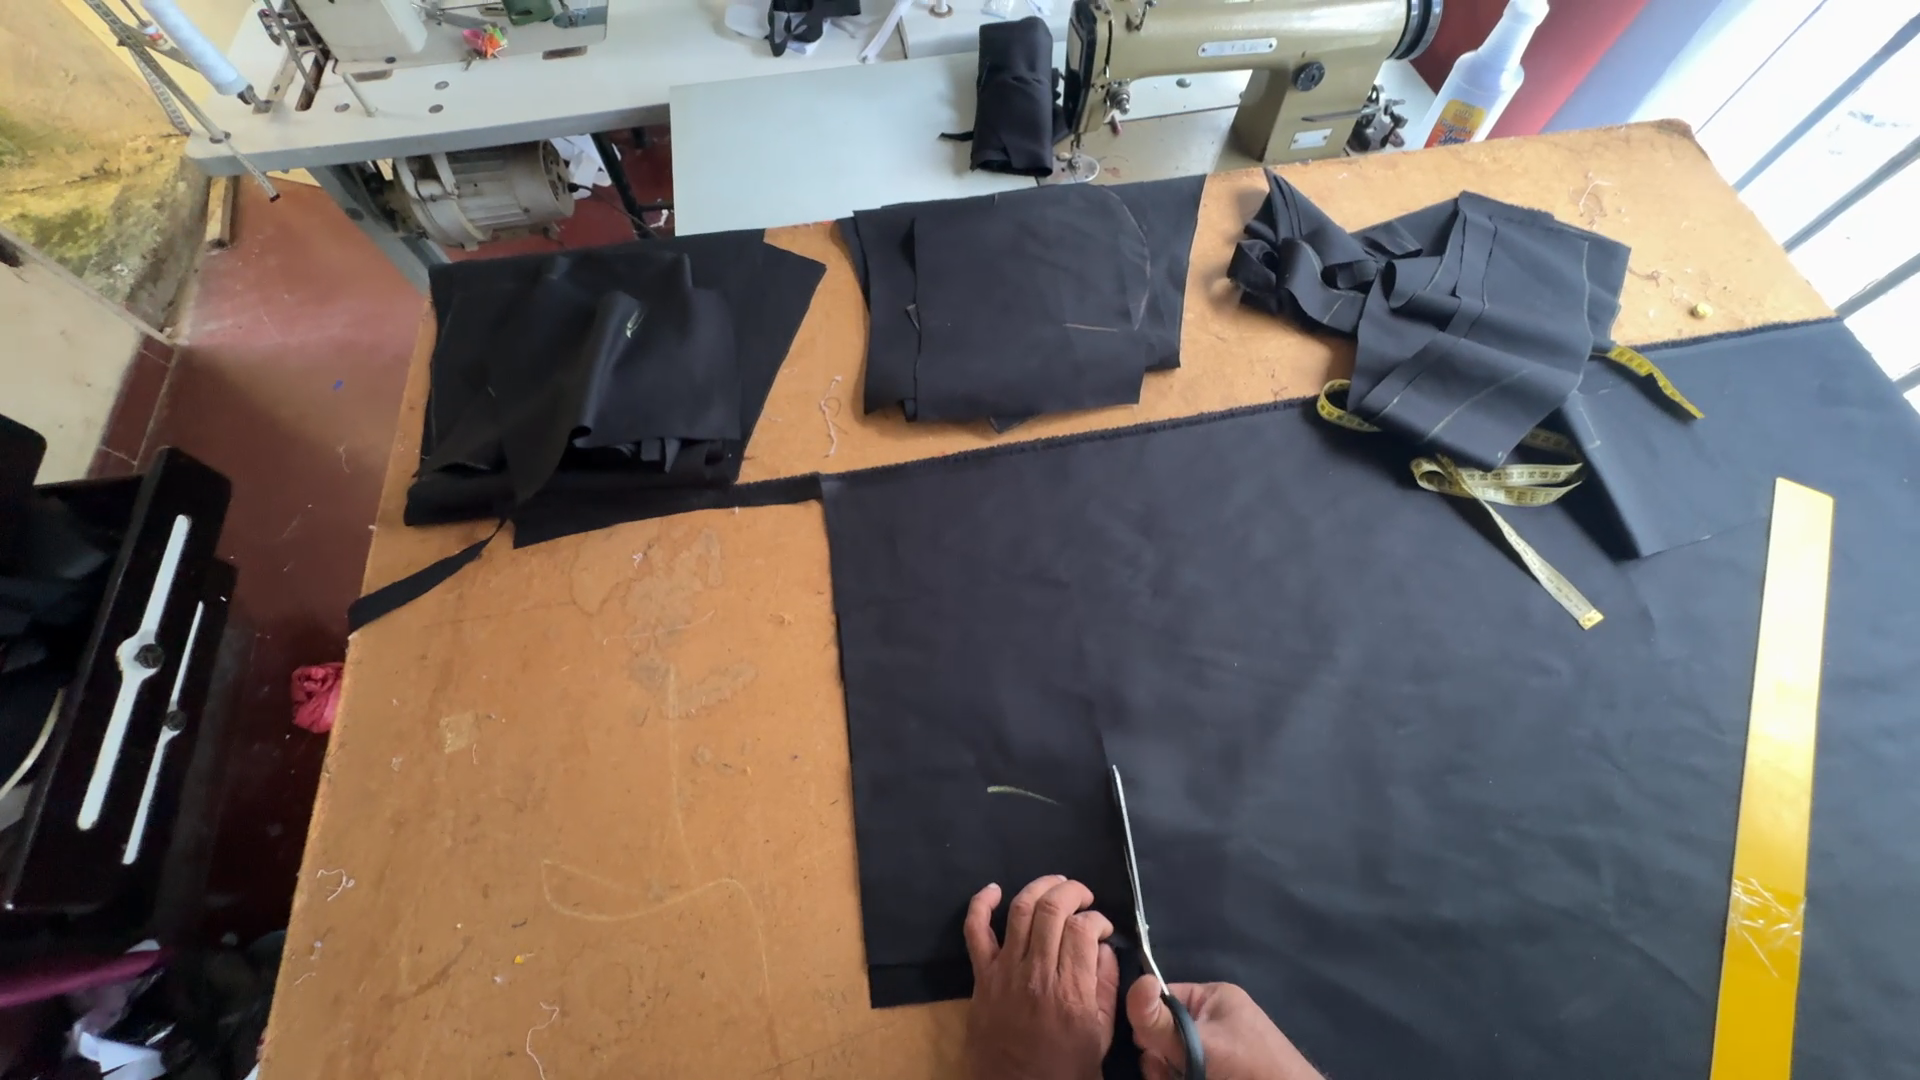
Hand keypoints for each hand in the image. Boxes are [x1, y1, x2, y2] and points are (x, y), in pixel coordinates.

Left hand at [964, 875, 1120, 1079]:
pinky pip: (975, 930)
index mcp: (1070, 993)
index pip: (1082, 929)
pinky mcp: (982, 975)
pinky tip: (995, 890)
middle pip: (1051, 910)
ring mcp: (1005, 971)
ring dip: (1039, 887)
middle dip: (1071, 892)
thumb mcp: (1100, 1037)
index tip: (1101, 926)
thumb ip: (1106, 988)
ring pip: (1019, 910)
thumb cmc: (1064, 1070)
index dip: (1096, 918)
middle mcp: (1036, 974)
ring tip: (1055, 884)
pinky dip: (981, 903)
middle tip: (1082, 896)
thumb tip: (1103, 947)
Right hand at [1127, 977, 1324, 1079]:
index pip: (1163, 1000)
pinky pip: (1191, 1074)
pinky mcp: (1223, 1075)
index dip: (1150, 1026)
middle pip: (1166, 1035)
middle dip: (1161, 1061)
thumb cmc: (1254, 1074)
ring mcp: (1221, 1054)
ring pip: (1176, 1062)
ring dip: (1170, 1076)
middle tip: (1169, 1077)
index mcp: (1213, 998)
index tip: (1153, 1055)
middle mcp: (1215, 1021)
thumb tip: (1134, 983)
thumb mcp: (1204, 1048)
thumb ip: (1164, 1025)